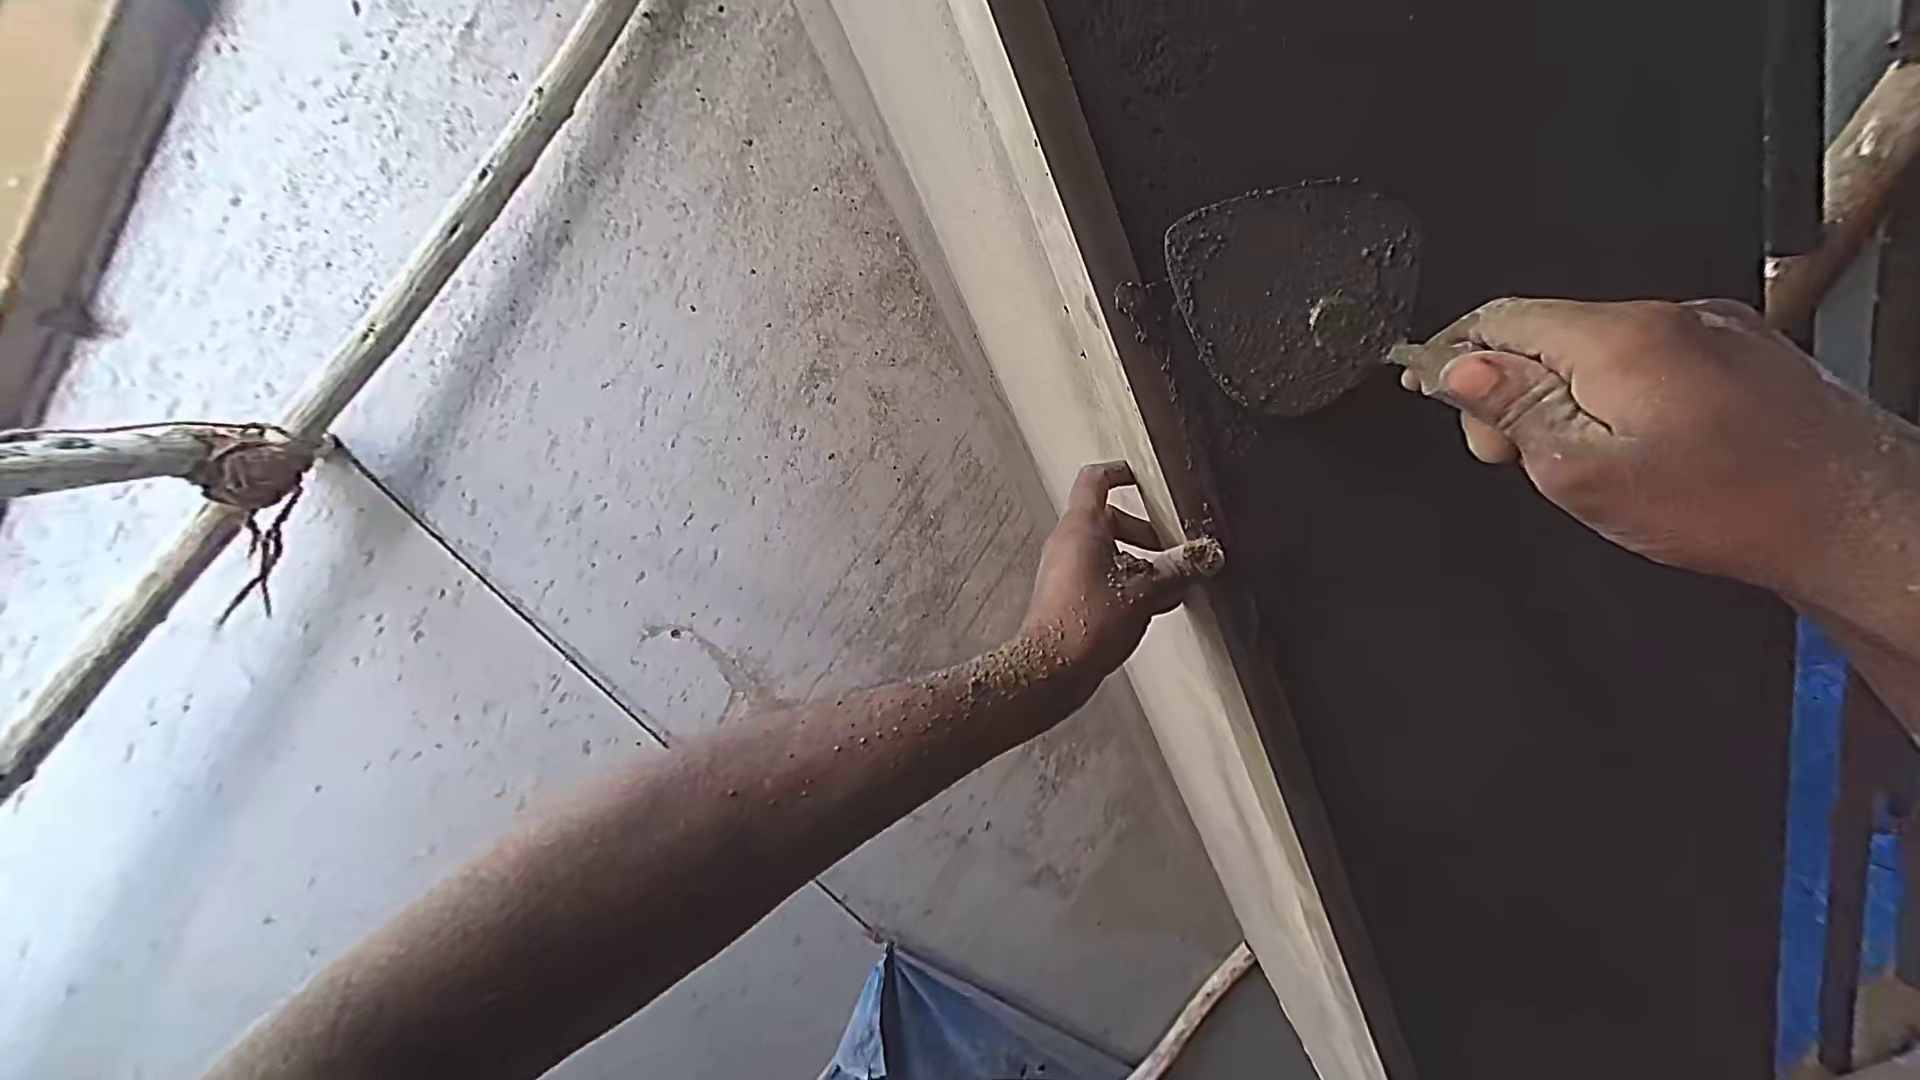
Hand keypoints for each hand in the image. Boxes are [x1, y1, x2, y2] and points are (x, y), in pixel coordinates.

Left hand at [1019, 462, 1223, 699]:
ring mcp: (1064, 568)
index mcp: (1081, 527)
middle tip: (1172, 549)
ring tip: (1168, 583)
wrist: (1050, 669)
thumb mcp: (1144, 592)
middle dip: (1144, 531)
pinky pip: (1099, 573)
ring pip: (1106, 549)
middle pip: (1109, 517)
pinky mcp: (1065, 593)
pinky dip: (1124, 580)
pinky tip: (1150, 605)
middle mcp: (1067, 541)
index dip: (1122, 472)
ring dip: (1138, 560)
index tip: (1146, 478)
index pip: (1095, 479)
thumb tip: (1207, 554)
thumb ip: (1178, 569)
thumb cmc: (1086, 624)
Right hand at [1402, 297, 1905, 593]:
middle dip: (1497, 387)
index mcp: (1622, 340)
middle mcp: (1667, 319)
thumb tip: (1457, 368)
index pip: (1498, 319)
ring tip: (1559, 453)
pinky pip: (1623, 359)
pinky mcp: (1727, 353)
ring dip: (1542, 394)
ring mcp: (1704, 332)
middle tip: (1503, 449)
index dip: (1447, 353)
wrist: (1860, 525)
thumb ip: (1510, 408)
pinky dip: (1588, 393)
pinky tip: (1601, 439)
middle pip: (1534, 332)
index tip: (1423, 387)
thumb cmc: (1727, 503)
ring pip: (1576, 348)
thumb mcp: (1579, 467)